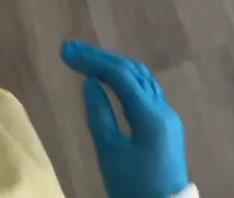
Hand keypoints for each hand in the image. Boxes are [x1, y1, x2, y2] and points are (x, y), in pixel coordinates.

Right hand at [61, 40, 189, 197]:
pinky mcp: (166, 125)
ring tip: (88, 60)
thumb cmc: (133, 188)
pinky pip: (145, 90)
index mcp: (151, 115)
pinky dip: (125, 78)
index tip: (66, 53)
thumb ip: (99, 114)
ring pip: (140, 78)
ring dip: (113, 65)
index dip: (92, 60)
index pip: (120, 75)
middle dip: (100, 58)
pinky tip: (110, 79)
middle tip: (71, 50)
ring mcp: (167, 116)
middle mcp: (163, 108)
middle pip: (131, 71)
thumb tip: (90, 83)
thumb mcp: (110, 154)